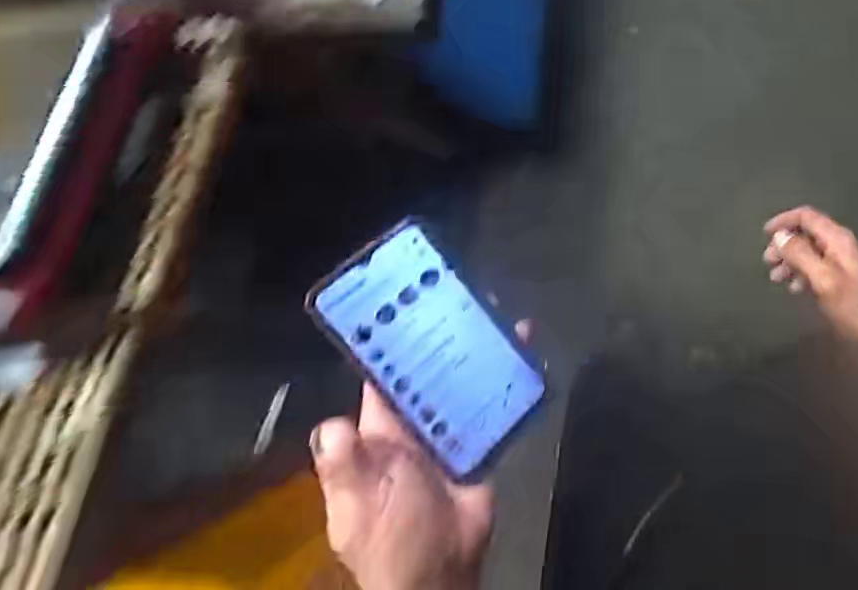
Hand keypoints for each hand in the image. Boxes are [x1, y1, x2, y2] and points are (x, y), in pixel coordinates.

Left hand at [311, 320, 530, 589]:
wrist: (440, 575)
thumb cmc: (390, 537)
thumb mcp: (357, 503)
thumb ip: (344, 465)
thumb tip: (329, 424)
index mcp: (382, 427)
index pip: (386, 373)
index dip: (395, 339)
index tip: (412, 301)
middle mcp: (417, 419)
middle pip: (432, 367)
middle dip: (449, 334)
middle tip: (471, 296)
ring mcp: (451, 428)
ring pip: (467, 378)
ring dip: (484, 351)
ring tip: (505, 317)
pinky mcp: (482, 439)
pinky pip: (496, 403)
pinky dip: (510, 381)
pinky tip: (527, 354)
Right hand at [762, 207, 857, 353]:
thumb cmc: (855, 307)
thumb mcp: (823, 280)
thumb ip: (800, 254)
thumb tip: (780, 236)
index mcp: (838, 239)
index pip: (806, 216)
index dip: (784, 221)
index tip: (765, 234)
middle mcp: (842, 243)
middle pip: (807, 233)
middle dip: (785, 244)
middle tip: (768, 262)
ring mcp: (845, 260)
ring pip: (811, 250)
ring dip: (792, 260)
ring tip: (776, 277)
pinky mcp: (847, 276)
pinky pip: (819, 265)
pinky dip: (803, 272)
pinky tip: (795, 288)